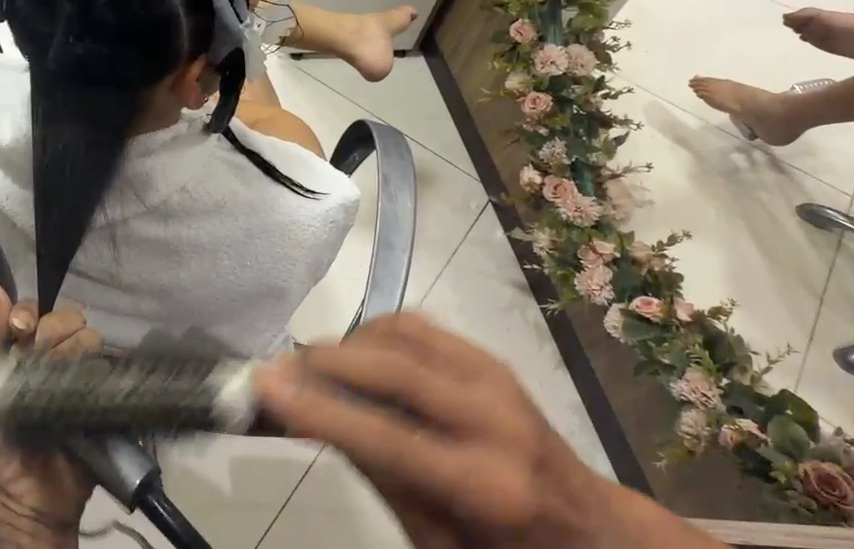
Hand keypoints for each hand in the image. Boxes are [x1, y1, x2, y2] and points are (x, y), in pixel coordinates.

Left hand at [0, 283, 98, 547]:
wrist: (24, 502)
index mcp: (20, 352)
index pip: (32, 311)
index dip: (29, 314)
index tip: (22, 331)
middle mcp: (50, 358)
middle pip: (65, 318)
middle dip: (54, 331)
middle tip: (43, 357)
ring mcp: (78, 377)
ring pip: (89, 338)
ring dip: (75, 351)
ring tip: (63, 378)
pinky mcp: (101, 399)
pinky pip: (110, 369)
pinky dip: (103, 368)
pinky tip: (90, 380)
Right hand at [255, 314, 716, 548]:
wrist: (590, 530)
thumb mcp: (437, 540)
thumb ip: (379, 475)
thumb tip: (310, 419)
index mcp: (488, 487)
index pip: (384, 438)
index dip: (318, 409)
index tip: (263, 383)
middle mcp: (495, 420)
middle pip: (392, 367)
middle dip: (325, 362)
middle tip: (278, 367)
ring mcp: (497, 378)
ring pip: (401, 333)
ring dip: (348, 344)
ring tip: (317, 368)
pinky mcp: (489, 357)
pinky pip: (417, 326)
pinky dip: (374, 332)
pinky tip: (357, 356)